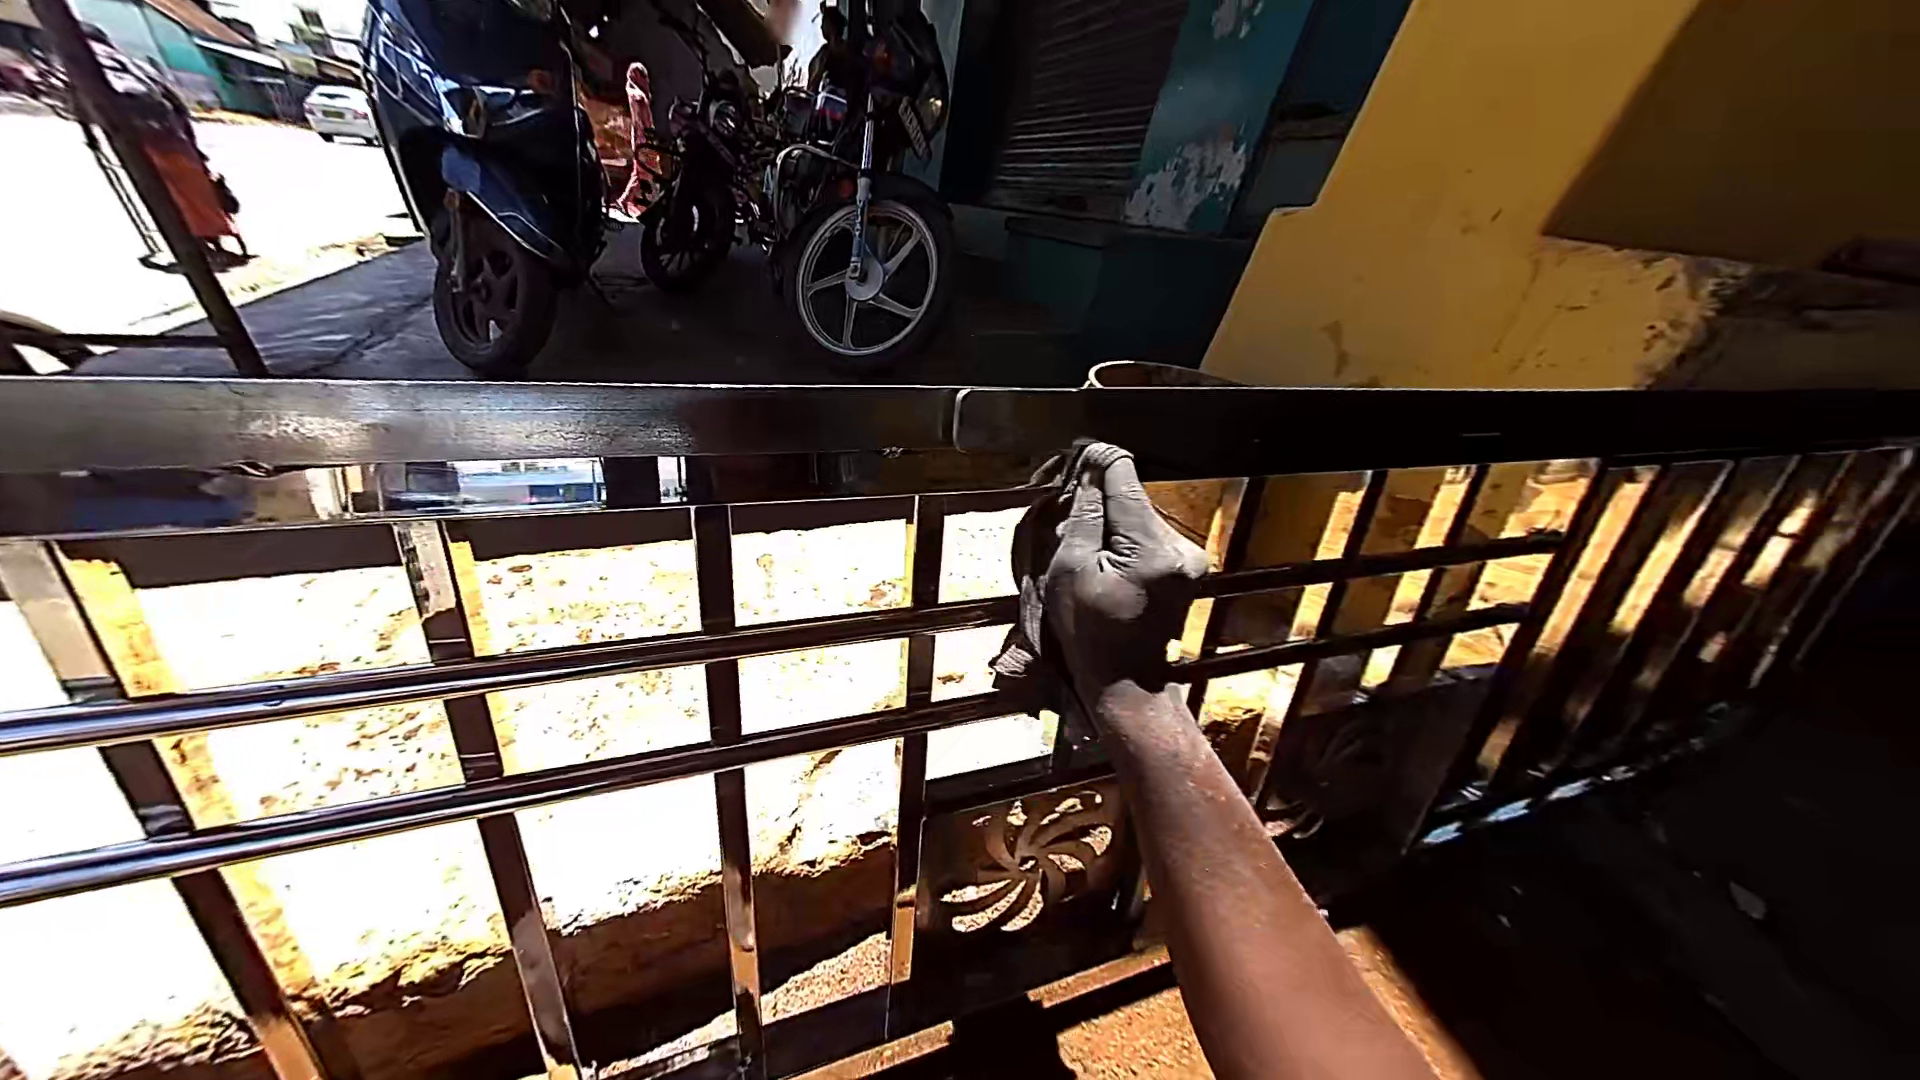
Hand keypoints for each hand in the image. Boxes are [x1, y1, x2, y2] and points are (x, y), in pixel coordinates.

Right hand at [1045, 452, 1208, 694]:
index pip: (1125, 478)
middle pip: (1134, 495)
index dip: (1097, 462)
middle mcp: (1181, 547)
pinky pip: (1149, 532)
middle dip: (1101, 497)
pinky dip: (1125, 534)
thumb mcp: (1070, 570)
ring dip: (1112, 517)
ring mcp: (1190, 556)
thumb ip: (1084, 515)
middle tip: (1070, 517)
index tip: (1076, 458)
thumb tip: (1090, 469)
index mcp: (1150, 550)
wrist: (1125, 679)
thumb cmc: (1089, 631)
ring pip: (1141, 513)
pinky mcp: (1186, 564)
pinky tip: (1105, 555)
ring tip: (1086, 544)